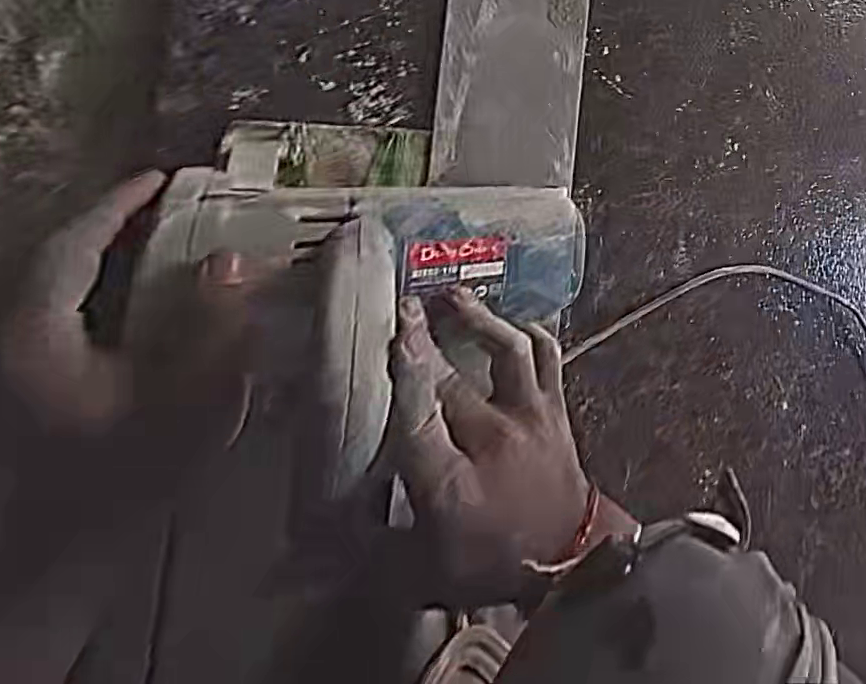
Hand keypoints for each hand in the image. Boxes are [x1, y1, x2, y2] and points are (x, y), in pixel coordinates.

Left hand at [0, 171, 272, 497]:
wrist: (74, 532)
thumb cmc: (137, 463)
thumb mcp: (193, 393)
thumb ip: (212, 323)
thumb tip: (229, 259)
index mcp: (37, 338)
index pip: (70, 251)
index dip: (116, 208)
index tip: (162, 178)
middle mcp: (9, 340)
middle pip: (54, 261)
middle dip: (111, 222)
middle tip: (171, 199)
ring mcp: (12, 359)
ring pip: (56, 282)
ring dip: (107, 249)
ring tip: (163, 229)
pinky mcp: (26, 374)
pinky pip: (64, 305)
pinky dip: (103, 279)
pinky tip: (145, 282)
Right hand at [386, 287, 591, 605]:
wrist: (568, 550)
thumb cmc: (491, 560)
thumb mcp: (416, 569)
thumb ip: (362, 547)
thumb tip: (296, 548)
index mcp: (450, 481)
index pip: (420, 417)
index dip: (404, 373)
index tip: (391, 336)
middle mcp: (495, 437)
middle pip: (454, 380)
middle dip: (424, 342)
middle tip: (403, 309)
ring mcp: (533, 415)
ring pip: (510, 352)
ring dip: (482, 320)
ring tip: (454, 296)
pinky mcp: (556, 406)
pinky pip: (548, 356)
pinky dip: (530, 332)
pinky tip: (511, 321)